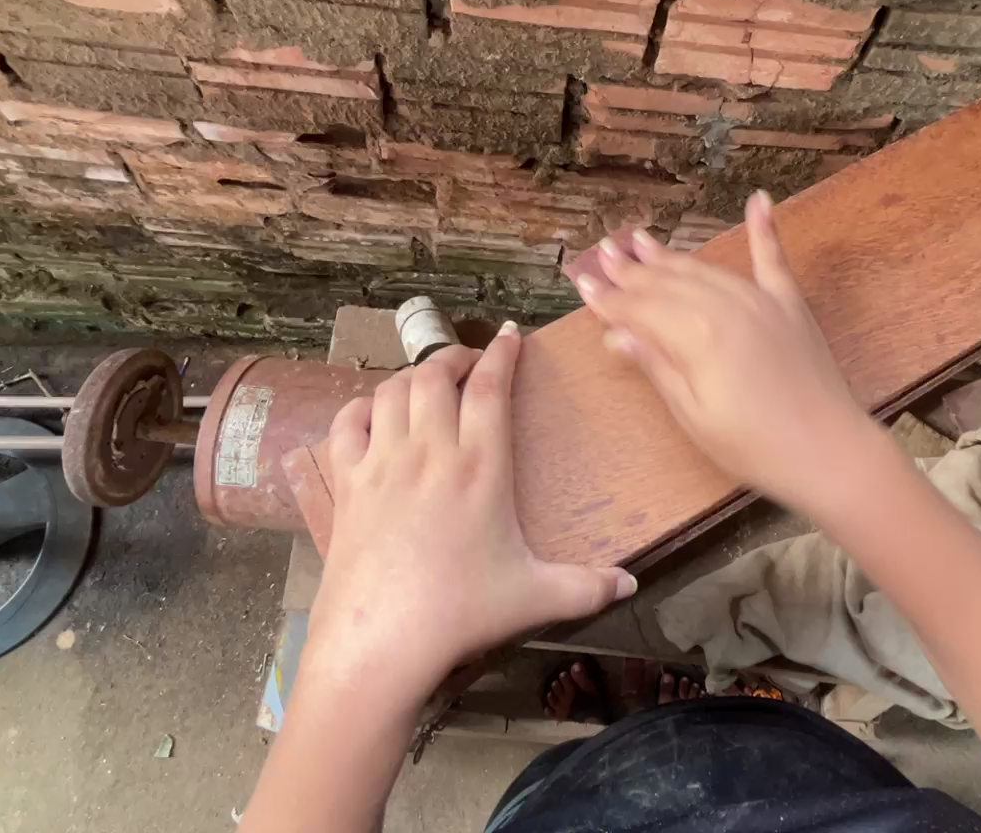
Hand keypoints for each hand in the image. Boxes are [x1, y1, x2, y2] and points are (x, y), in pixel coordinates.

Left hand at [305, 324, 636, 698]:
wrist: (378, 645)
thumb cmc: (460, 614)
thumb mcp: (534, 597)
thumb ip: (587, 586)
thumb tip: (632, 582)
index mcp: (479, 466)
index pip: (490, 387)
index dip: (502, 353)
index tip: (510, 336)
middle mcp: (430, 451)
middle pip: (435, 375)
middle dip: (454, 356)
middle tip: (470, 363)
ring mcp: (383, 463)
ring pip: (392, 390)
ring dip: (412, 377)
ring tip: (429, 385)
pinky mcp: (348, 483)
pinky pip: (348, 423)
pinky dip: (361, 407)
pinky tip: (375, 415)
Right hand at [575, 191, 888, 516]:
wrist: (830, 452)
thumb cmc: (754, 446)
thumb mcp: (693, 415)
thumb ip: (657, 367)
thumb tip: (616, 333)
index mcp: (696, 335)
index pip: (639, 310)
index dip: (608, 299)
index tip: (582, 284)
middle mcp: (725, 305)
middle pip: (666, 283)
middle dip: (630, 270)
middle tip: (602, 252)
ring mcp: (760, 299)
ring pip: (703, 269)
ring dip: (669, 254)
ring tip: (640, 239)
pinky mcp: (789, 304)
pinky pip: (773, 259)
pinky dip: (765, 229)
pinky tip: (759, 200)